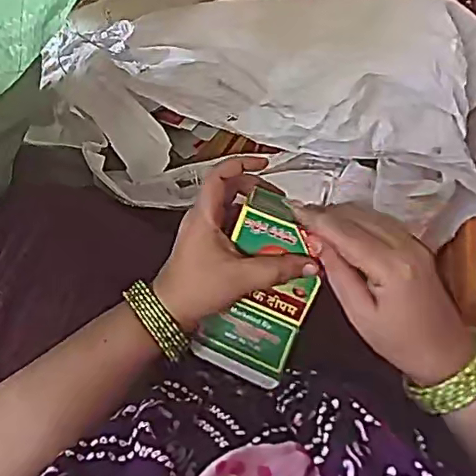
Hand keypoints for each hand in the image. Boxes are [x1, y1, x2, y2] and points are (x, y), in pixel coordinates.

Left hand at [152, 157, 316, 331]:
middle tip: (278, 202)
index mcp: (204, 216)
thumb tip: (306, 262)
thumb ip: (278, 269)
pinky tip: (266, 250)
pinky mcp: (208, 248)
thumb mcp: (242, 277)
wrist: (169, 312)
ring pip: (234, 213)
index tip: (264, 163)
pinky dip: (250, 235)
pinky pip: (233, 232)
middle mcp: (202, 220)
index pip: (219, 175)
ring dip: (256, 217)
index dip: (242, 163)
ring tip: (277, 227)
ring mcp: (204, 233)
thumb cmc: (192, 289)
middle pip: (231, 191)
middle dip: (257, 192)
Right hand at [293, 203, 475, 385]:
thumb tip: (317, 242)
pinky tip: (341, 228)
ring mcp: (414, 243)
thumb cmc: (400, 342)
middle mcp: (405, 246)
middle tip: (298, 217)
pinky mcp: (416, 245)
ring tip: (314, 221)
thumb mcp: (359, 314)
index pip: (345, 232)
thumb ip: (337, 274)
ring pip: (369, 213)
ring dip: (341, 214)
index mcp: (391, 266)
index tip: (293, 211)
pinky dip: (357, 219)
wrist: (446, 353)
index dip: (316, 219)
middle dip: (325, 214)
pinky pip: (381, 221)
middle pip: (357, 216)